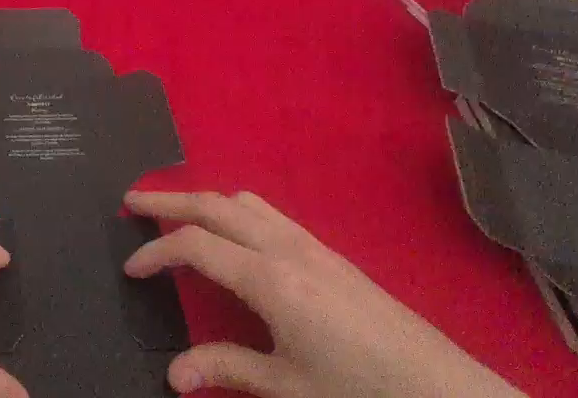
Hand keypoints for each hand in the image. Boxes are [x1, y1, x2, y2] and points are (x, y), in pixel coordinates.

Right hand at [125, 191, 524, 397]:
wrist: (447, 392)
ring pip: (242, 200)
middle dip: (167, 199)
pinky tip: (233, 237)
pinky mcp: (328, 253)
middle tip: (131, 204)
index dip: (155, 253)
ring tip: (176, 214)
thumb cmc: (363, 392)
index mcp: (268, 278)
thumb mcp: (291, 389)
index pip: (194, 246)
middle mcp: (284, 246)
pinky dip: (233, 210)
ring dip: (202, 200)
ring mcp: (310, 244)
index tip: (130, 269)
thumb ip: (227, 370)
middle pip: (212, 204)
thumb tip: (172, 374)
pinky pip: (267, 212)